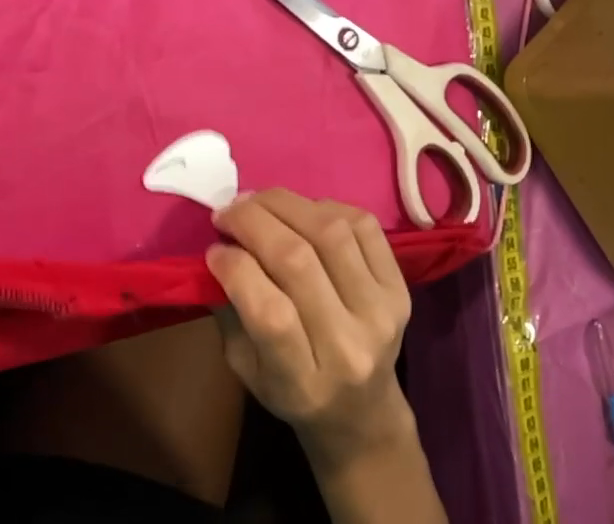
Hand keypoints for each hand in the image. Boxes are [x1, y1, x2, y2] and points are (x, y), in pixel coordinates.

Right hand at [205, 190, 415, 463]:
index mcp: (303, 381)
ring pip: (331, 233)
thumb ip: (231, 310)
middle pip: (298, 261)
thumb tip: (219, 247)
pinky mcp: (400, 288)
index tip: (213, 248)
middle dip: (252, 222)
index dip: (236, 268)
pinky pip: (364, 226)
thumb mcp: (245, 367)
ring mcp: (382, 313)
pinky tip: (301, 211)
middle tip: (227, 212)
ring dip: (285, 204)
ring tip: (258, 202)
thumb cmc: (292, 391)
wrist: (363, 411)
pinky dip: (326, 206)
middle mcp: (349, 346)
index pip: (270, 313)